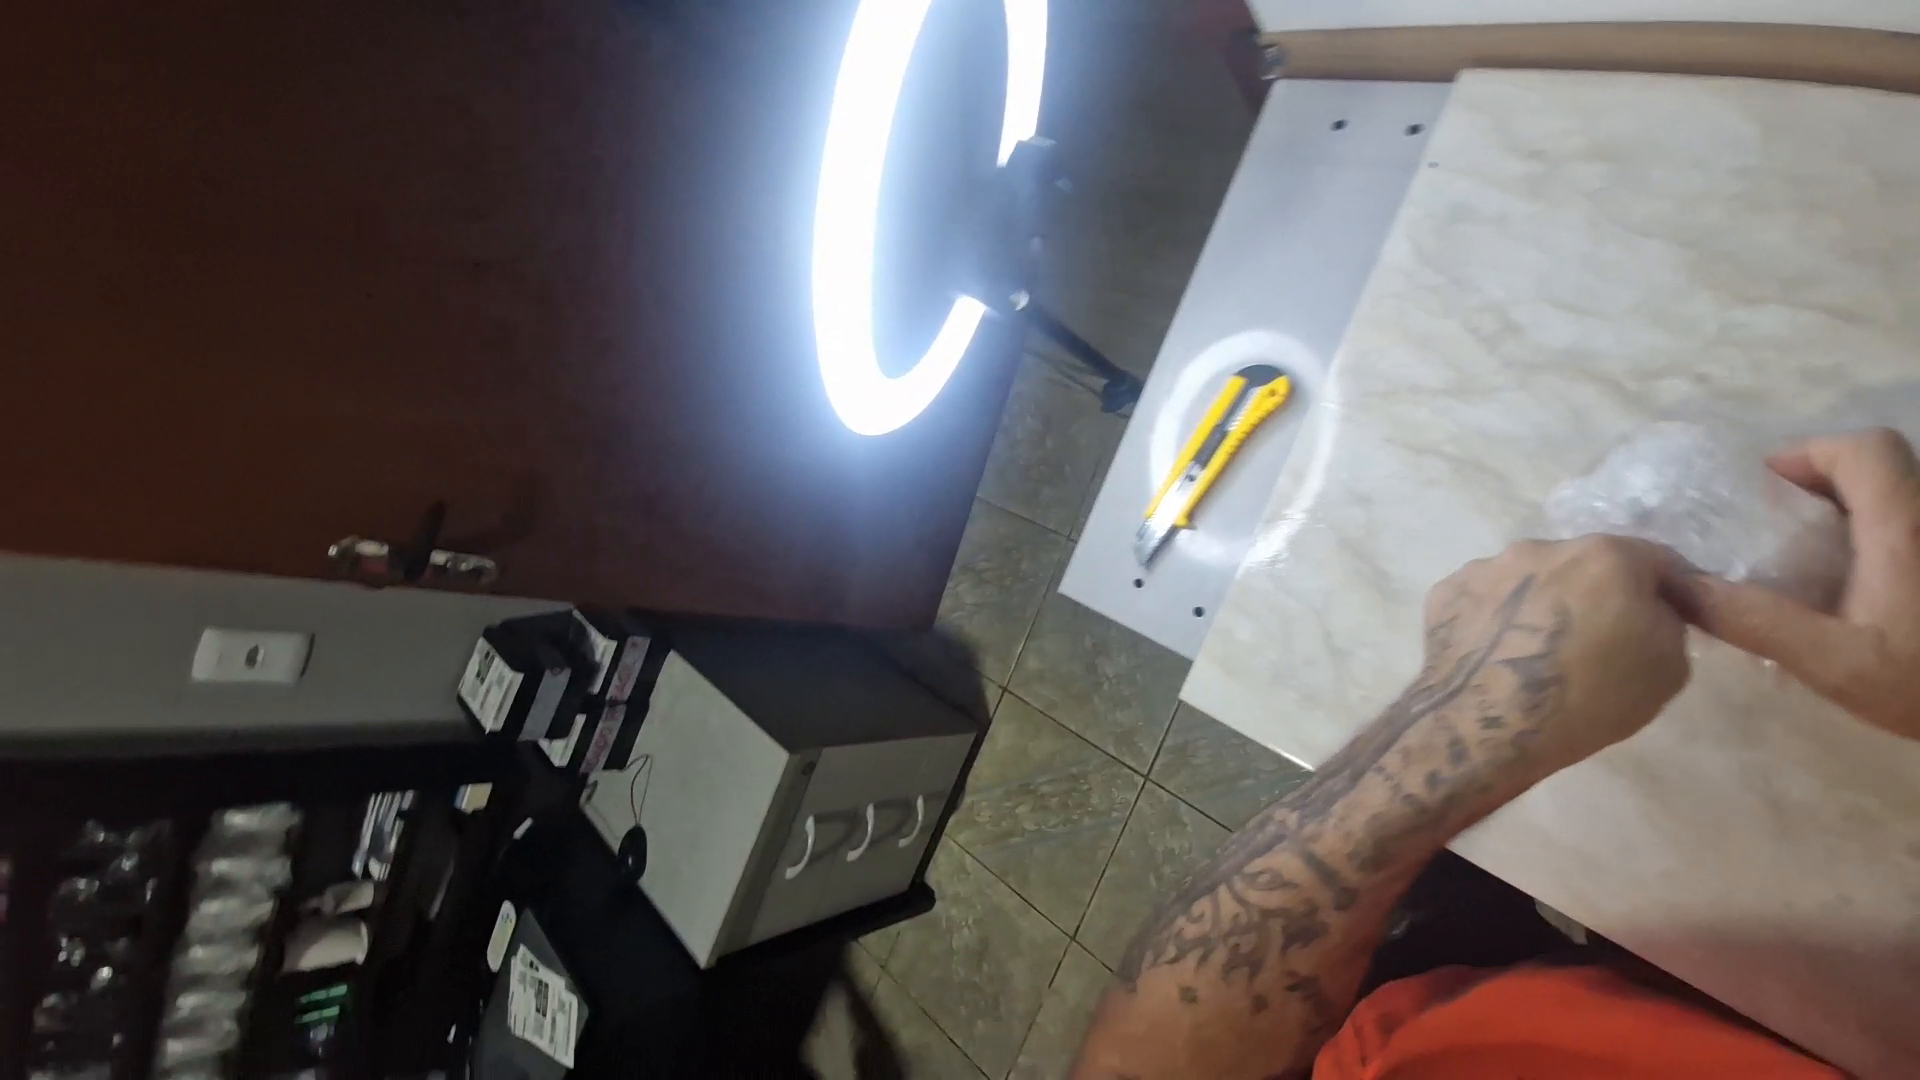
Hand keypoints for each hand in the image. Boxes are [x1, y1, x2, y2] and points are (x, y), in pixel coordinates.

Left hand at [1420, 535, 1691, 782]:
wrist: (1492, 721)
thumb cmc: (1591, 694)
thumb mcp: (1668, 662)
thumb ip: (1662, 618)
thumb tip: (1640, 608)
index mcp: (1603, 556)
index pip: (1653, 562)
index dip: (1673, 591)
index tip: (1678, 618)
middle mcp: (1536, 548)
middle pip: (1580, 565)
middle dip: (1596, 593)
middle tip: (1598, 635)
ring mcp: (1482, 568)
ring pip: (1525, 579)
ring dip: (1538, 601)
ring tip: (1537, 646)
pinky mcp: (1442, 592)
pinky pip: (1483, 598)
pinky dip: (1494, 617)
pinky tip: (1496, 649)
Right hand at [1671, 428, 1919, 740]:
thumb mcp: (1838, 665)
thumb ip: (1754, 620)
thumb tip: (1670, 585)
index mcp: (1906, 530)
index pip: (1863, 450)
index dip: (1808, 455)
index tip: (1762, 494)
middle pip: (1881, 470)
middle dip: (1818, 488)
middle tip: (1771, 534)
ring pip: (1898, 502)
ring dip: (1846, 516)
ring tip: (1806, 563)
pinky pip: (1907, 534)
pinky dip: (1872, 543)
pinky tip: (1853, 592)